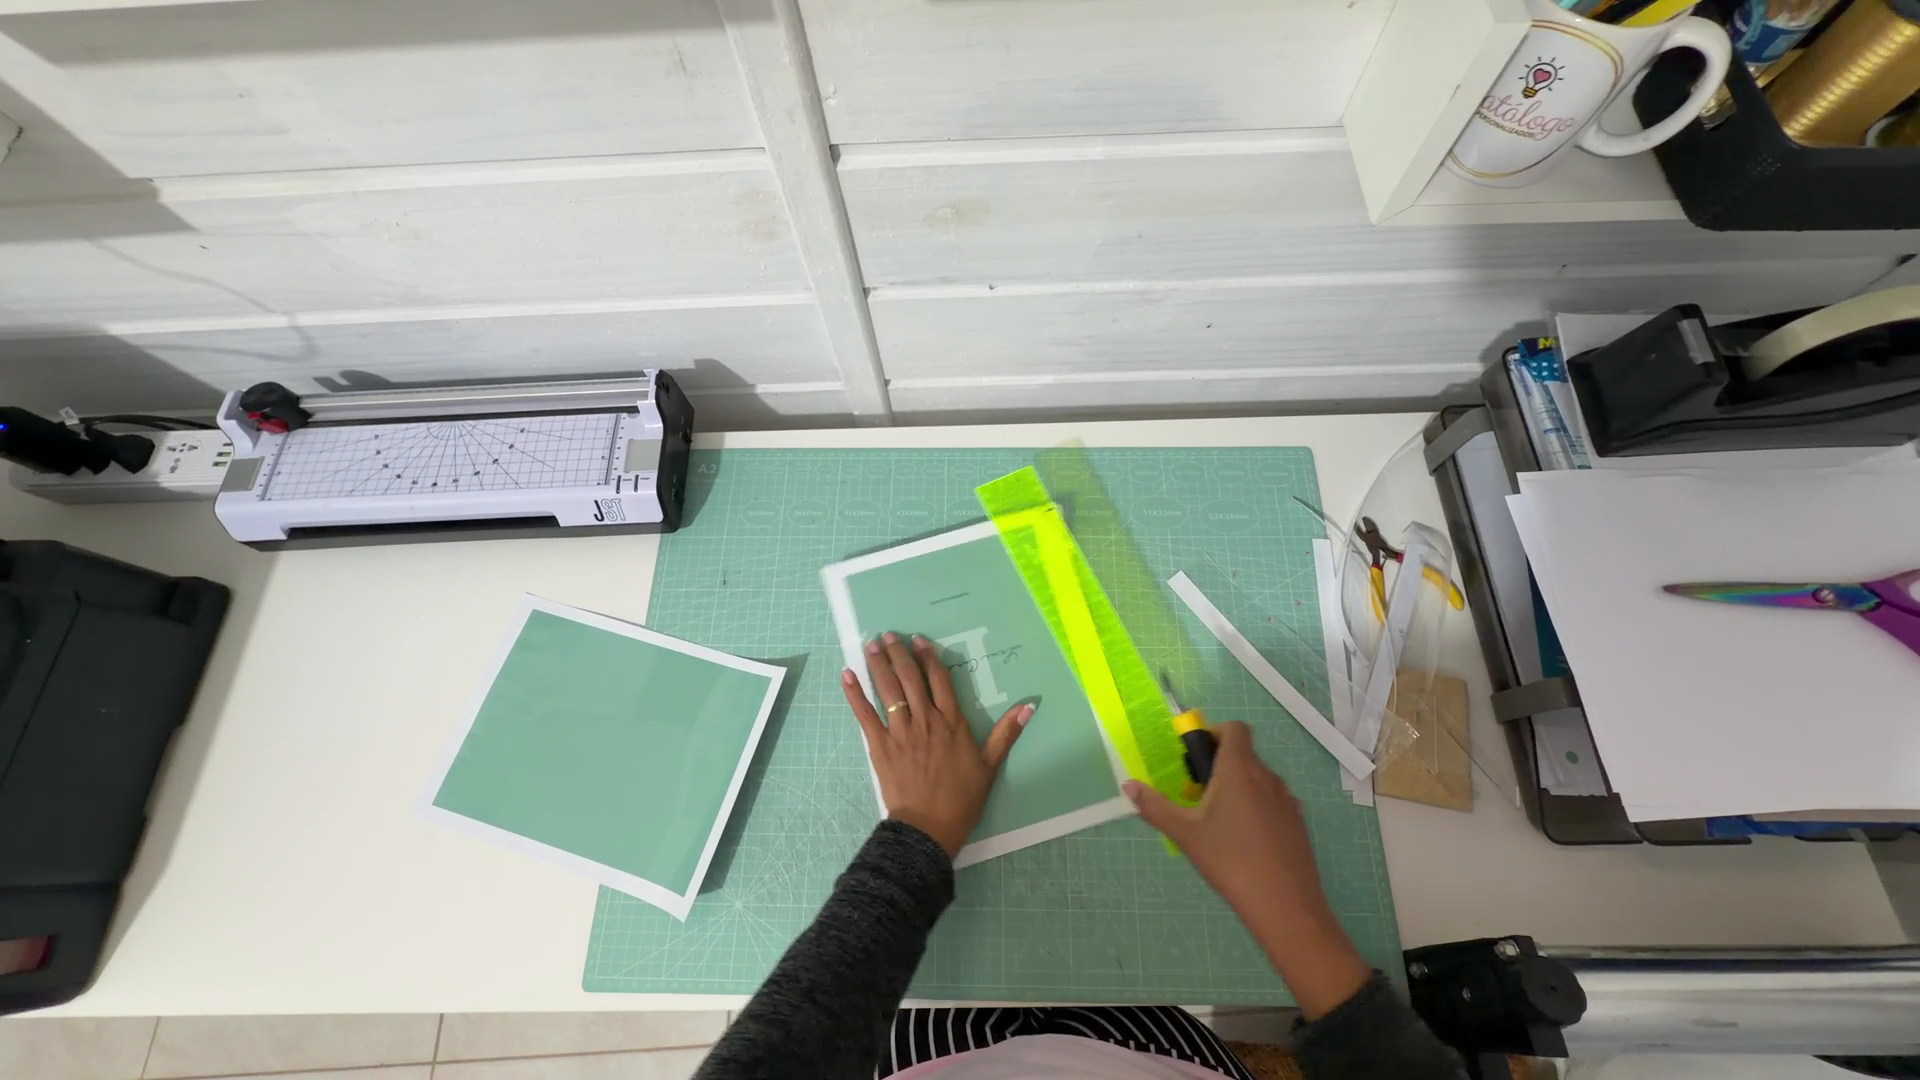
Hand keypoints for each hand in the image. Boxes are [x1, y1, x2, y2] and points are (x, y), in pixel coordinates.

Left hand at [843, 632, 1034, 857]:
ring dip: (879, 665)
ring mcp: (900, 731)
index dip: (929, 657)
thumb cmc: (962, 798)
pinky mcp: (879, 745)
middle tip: (889, 635)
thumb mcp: (990, 765)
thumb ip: (1007, 732)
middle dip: (900, 654)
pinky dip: (855, 693)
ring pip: (888, 689)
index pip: (939, 680)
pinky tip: (847, 675)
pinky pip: (865, 714)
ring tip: (872, 644)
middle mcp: (925, 720)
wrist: (929, 827)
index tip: (919, 640)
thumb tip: (1030, 706)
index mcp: (952, 722)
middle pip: (911, 678)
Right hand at [1124, 721, 1369, 1018]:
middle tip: (1198, 793)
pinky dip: (1257, 806)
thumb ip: (1155, 807)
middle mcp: (1267, 777)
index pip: (1235, 729)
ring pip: (1259, 778)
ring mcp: (1287, 799)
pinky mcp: (1299, 822)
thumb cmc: (1230, 861)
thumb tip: (1129, 786)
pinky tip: (1245, 839)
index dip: (1215, 732)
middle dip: (1220, 764)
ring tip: (1220, 819)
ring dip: (1238, 785)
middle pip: (1244, 753)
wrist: (1285, 905)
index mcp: (1239, 770)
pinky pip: (1273, 800)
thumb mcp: (1185, 834)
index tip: (1197, 756)